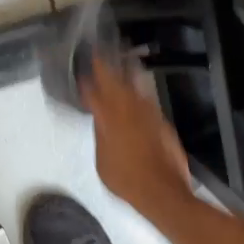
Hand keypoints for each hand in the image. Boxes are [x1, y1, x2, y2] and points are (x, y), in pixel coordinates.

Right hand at [80, 57, 193, 217]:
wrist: (162, 191)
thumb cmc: (126, 180)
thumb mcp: (102, 161)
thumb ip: (100, 137)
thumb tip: (101, 123)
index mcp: (109, 120)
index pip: (94, 94)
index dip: (87, 83)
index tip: (81, 72)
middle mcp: (128, 110)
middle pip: (115, 82)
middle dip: (105, 66)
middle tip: (99, 52)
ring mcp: (147, 114)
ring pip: (134, 86)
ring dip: (125, 72)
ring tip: (120, 60)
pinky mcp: (161, 121)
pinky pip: (146, 98)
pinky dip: (139, 89)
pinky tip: (137, 86)